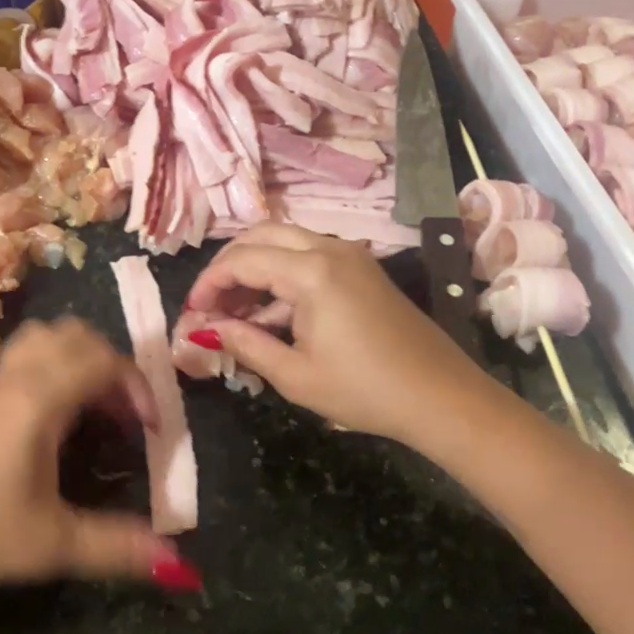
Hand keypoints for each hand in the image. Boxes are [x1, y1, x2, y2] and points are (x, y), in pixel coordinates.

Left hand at [0, 318, 185, 607]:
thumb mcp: (52, 544)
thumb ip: (117, 547)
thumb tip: (179, 564)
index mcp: (39, 399)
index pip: (103, 359)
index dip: (137, 384)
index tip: (148, 429)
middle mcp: (16, 378)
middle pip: (75, 335)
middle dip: (111, 364)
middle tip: (122, 414)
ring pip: (44, 338)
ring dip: (78, 359)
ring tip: (91, 408)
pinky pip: (23, 356)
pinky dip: (52, 367)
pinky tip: (52, 420)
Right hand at [184, 223, 485, 442]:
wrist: (442, 398)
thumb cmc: (364, 390)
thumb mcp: (295, 375)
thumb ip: (244, 344)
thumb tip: (203, 331)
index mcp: (311, 271)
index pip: (242, 260)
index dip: (209, 283)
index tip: (191, 313)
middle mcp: (329, 249)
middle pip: (260, 235)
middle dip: (227, 265)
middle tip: (209, 303)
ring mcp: (349, 255)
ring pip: (284, 241)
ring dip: (253, 266)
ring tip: (233, 310)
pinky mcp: (361, 269)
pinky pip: (307, 255)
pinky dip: (280, 273)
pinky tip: (269, 312)